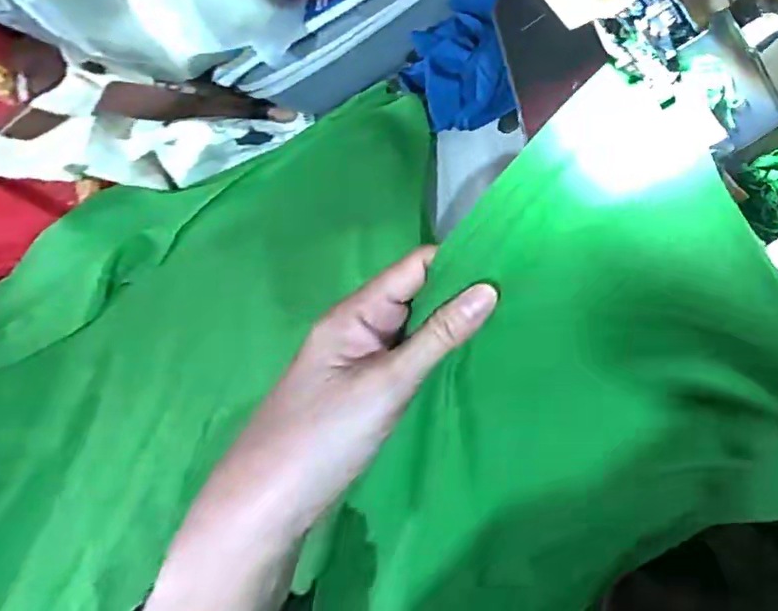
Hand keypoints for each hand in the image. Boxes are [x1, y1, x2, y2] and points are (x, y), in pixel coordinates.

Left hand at [148, 245, 496, 610]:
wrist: (258, 519)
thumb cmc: (320, 440)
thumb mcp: (388, 384)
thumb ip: (441, 334)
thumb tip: (492, 287)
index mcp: (356, 314)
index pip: (418, 265)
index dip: (461, 258)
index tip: (509, 262)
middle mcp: (361, 325)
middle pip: (421, 289)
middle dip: (465, 287)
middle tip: (519, 288)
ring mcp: (364, 355)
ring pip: (420, 320)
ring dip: (455, 316)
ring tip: (507, 312)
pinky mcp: (369, 382)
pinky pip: (413, 348)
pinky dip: (442, 343)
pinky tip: (471, 348)